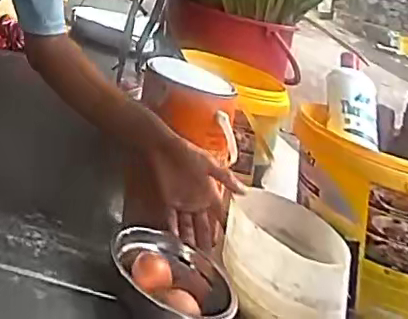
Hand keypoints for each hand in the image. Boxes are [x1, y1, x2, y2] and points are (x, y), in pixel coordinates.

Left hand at [136, 128, 243, 249]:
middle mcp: (196, 199)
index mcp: (208, 191)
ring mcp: (181, 202)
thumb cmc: (186, 152)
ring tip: (194, 258)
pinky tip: (176, 244)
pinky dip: (174, 232)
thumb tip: (246, 191)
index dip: (223, 229)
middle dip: (206, 242)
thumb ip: (227, 178)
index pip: (219, 215)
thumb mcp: (209, 164)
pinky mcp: (167, 201)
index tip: (230, 246)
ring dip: (190, 241)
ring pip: (188, 227)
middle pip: (203, 226)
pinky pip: (171, 221)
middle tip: (209, 262)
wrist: (161, 145)